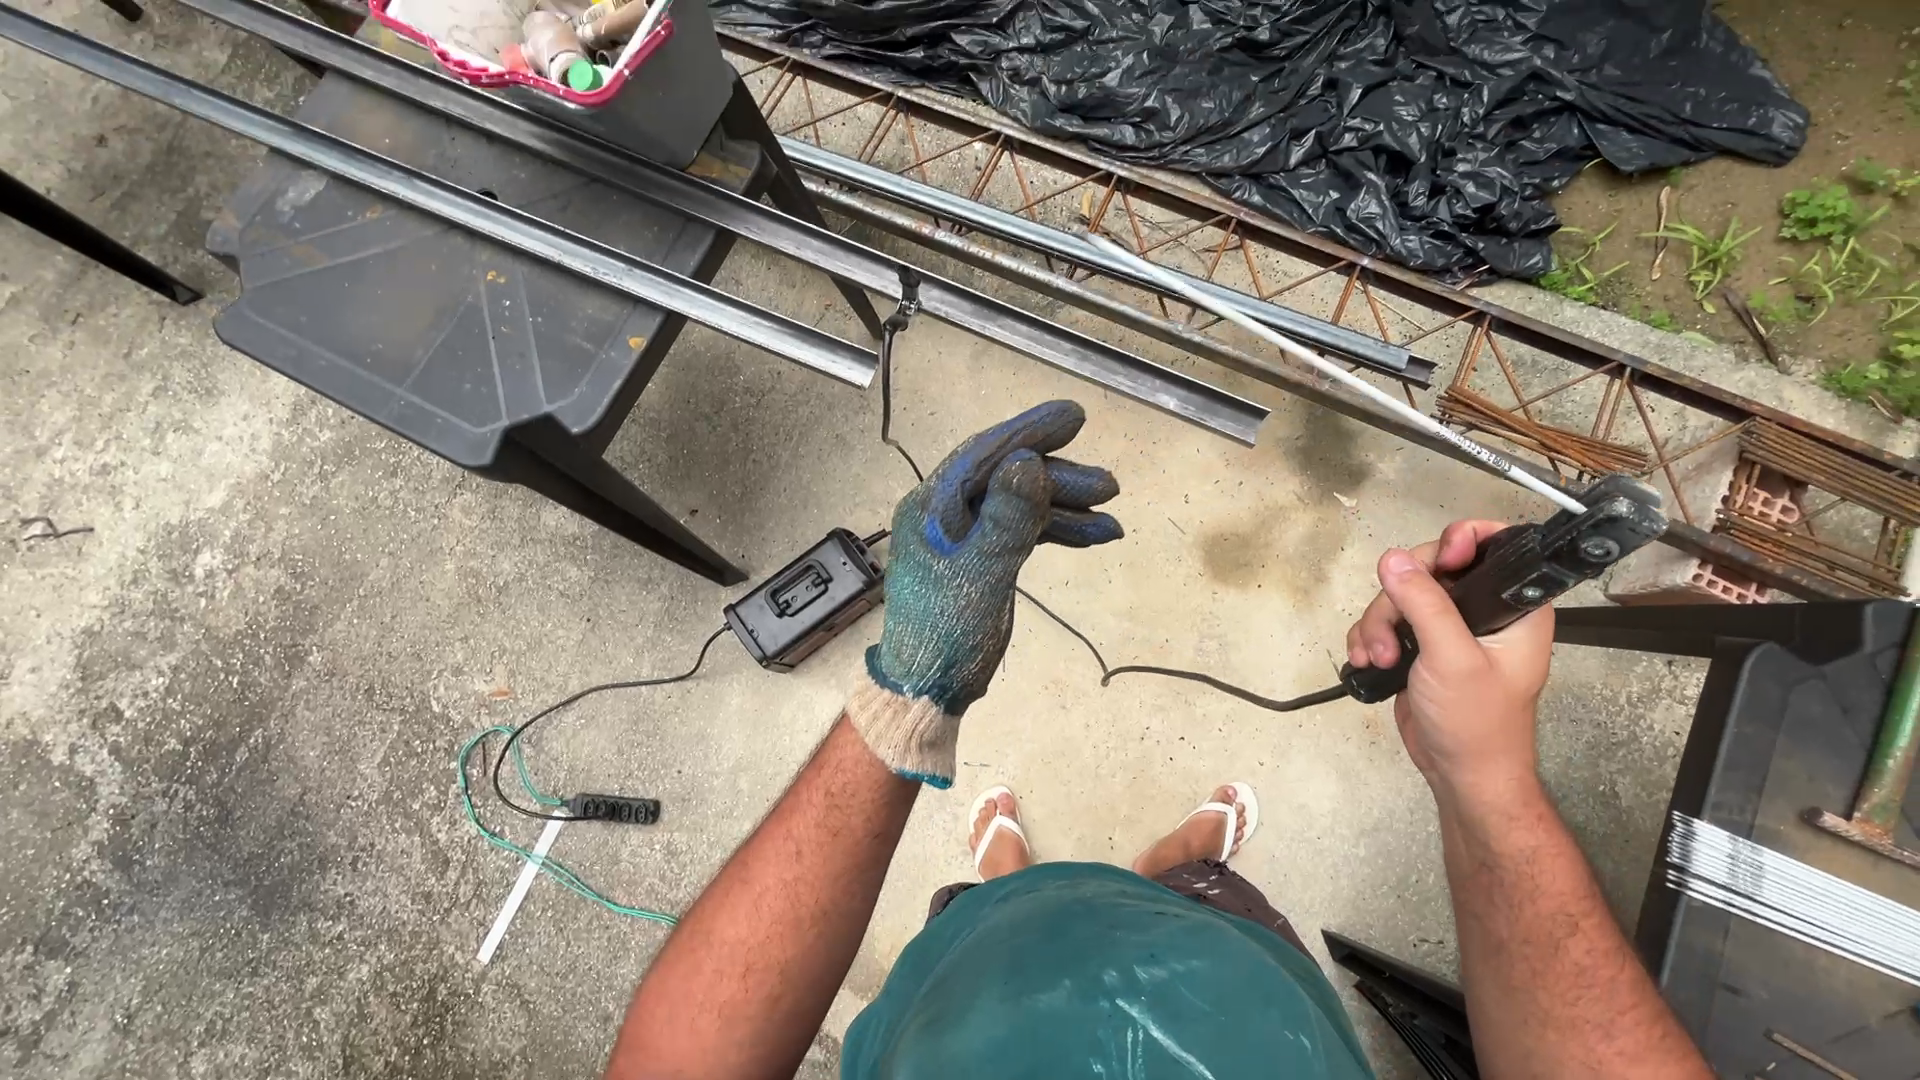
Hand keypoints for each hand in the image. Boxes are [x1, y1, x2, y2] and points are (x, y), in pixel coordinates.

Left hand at [849, 400, 1122, 786]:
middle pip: (1007, 478)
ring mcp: (963, 533)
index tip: (1075, 418)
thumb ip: (1006, 520)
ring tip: (1110, 521)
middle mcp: (945, 511)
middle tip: (1109, 486)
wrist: (929, 687)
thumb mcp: (981, 575)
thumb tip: (1029, 462)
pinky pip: (1021, 529)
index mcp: (932, 507)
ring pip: (1019, 503)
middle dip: (1058, 479)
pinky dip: (1054, 531)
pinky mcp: (980, 555)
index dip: (1030, 434)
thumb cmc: (946, 633)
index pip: (984, 455)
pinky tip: (1092, 536)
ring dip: (1064, 507)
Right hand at [1346, 520, 1553, 800]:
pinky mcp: (1417, 645)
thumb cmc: (1476, 721)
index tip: (1436, 563)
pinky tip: (1367, 662)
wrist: (1458, 772)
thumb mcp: (1452, 658)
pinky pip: (1383, 621)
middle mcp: (1479, 609)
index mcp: (1512, 606)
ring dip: (1377, 625)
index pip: (1492, 546)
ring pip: (1397, 596)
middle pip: (1427, 569)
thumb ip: (1425, 605)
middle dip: (1397, 598)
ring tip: (1378, 658)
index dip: (1459, 542)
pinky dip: (1368, 638)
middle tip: (1392, 631)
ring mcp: (1445, 627)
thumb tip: (1392, 558)